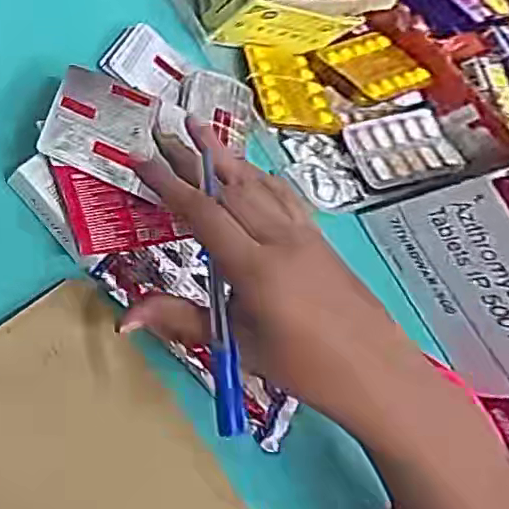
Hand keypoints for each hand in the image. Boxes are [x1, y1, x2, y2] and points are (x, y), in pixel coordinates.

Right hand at [122, 116, 434, 442]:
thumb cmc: (307, 369)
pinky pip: (285, 197)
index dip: (167, 183)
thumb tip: (125, 318)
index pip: (202, 212)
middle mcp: (281, 241)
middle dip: (195, 155)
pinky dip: (260, 177)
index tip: (142, 160)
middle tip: (167, 129)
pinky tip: (253, 171)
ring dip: (227, 156)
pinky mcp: (320, 242)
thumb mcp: (236, 344)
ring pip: (259, 184)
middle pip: (230, 186)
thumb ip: (179, 320)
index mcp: (256, 267)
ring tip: (204, 131)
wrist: (383, 379)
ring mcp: (305, 238)